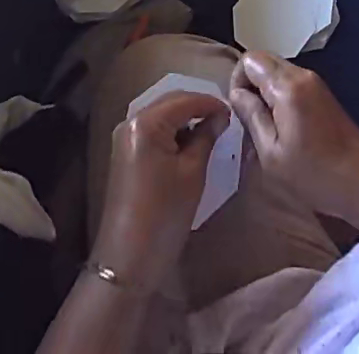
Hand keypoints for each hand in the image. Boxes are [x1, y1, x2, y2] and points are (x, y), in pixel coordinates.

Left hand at [92, 91, 229, 283]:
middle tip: (224, 119)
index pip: (184, 100)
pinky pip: (153, 130)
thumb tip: (220, 117)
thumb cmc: (165, 213)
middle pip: (170, 102)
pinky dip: (172, 131)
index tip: (233, 112)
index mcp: (146, 122)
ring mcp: (125, 136)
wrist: (128, 258)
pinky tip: (189, 142)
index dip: (210, 103)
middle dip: (197, 107)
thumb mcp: (192, 173)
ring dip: (185, 118)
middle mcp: (131, 121)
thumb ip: (206, 137)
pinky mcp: (125, 151)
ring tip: (211, 130)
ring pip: (161, 115)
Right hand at [228, 51, 358, 227]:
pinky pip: (290, 81)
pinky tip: (283, 124)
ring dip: (265, 90)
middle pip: (263, 60)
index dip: (238, 80)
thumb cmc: (316, 174)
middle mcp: (302, 75)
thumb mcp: (272, 153)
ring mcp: (315, 82)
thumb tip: (236, 95)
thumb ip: (251, 116)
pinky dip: (279, 94)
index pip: (249, 60)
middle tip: (251, 117)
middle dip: (250, 83)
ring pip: (276, 70)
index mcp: (288, 87)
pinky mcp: (322, 93)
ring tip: (267, 125)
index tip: (241, 110)